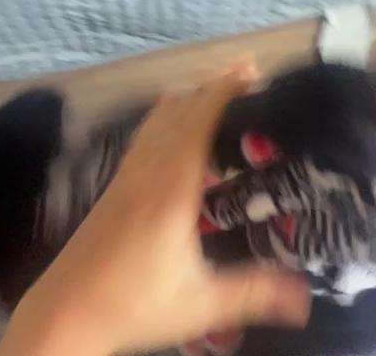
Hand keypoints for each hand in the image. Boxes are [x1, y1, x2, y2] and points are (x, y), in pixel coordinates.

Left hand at [0, 62, 312, 355]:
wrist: (68, 306)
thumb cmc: (134, 303)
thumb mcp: (200, 303)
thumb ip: (253, 292)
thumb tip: (307, 295)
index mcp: (172, 189)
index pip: (199, 123)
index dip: (223, 91)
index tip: (249, 70)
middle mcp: (148, 169)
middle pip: (181, 111)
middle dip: (213, 86)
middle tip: (247, 71)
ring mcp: (129, 172)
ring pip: (159, 118)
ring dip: (190, 96)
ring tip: (218, 86)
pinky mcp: (117, 182)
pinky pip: (146, 133)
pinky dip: (166, 114)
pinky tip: (172, 118)